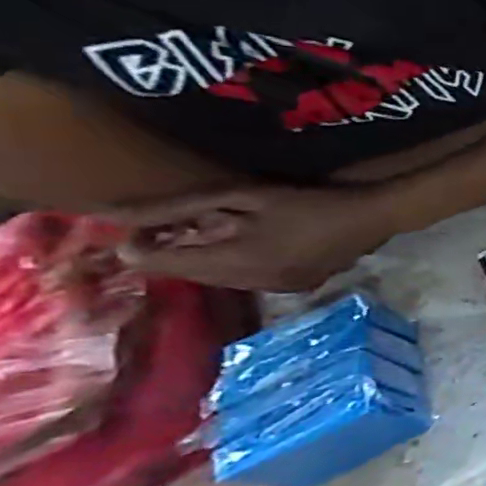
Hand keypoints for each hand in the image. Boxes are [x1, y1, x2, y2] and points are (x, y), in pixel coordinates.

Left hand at [104, 185, 392, 291]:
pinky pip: (245, 282)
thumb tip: (115, 217)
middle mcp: (249, 284)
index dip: (140, 244)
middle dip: (171, 251)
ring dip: (204, 259)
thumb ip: (180, 207)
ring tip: (213, 232)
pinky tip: (250, 245)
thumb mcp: (244, 195)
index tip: (143, 223)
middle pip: (186, 275)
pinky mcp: (293, 289)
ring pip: (215, 280)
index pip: (159, 263)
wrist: (370, 217)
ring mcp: (274, 290)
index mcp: (234, 260)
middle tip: (174, 224)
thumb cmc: (309, 200)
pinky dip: (235, 265)